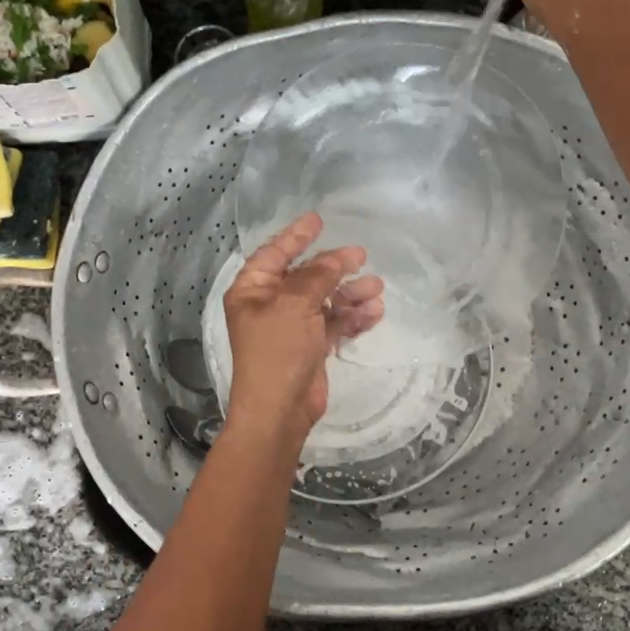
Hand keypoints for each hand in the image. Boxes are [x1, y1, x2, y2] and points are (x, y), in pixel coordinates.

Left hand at [223, 212, 385, 443]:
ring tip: (377, 288)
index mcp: (252, 290)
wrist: (279, 410)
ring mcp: (290, 328)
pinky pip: (333, 325)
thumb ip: (318, 275)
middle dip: (334, 267)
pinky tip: (374, 313)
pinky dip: (352, 319)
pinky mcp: (310, 348)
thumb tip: (339, 257)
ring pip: (324, 300)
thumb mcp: (295, 304)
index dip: (296, 236)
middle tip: (362, 256)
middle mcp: (269, 305)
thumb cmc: (277, 351)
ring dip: (350, 294)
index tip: (319, 220)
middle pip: (305, 276)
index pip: (274, 253)